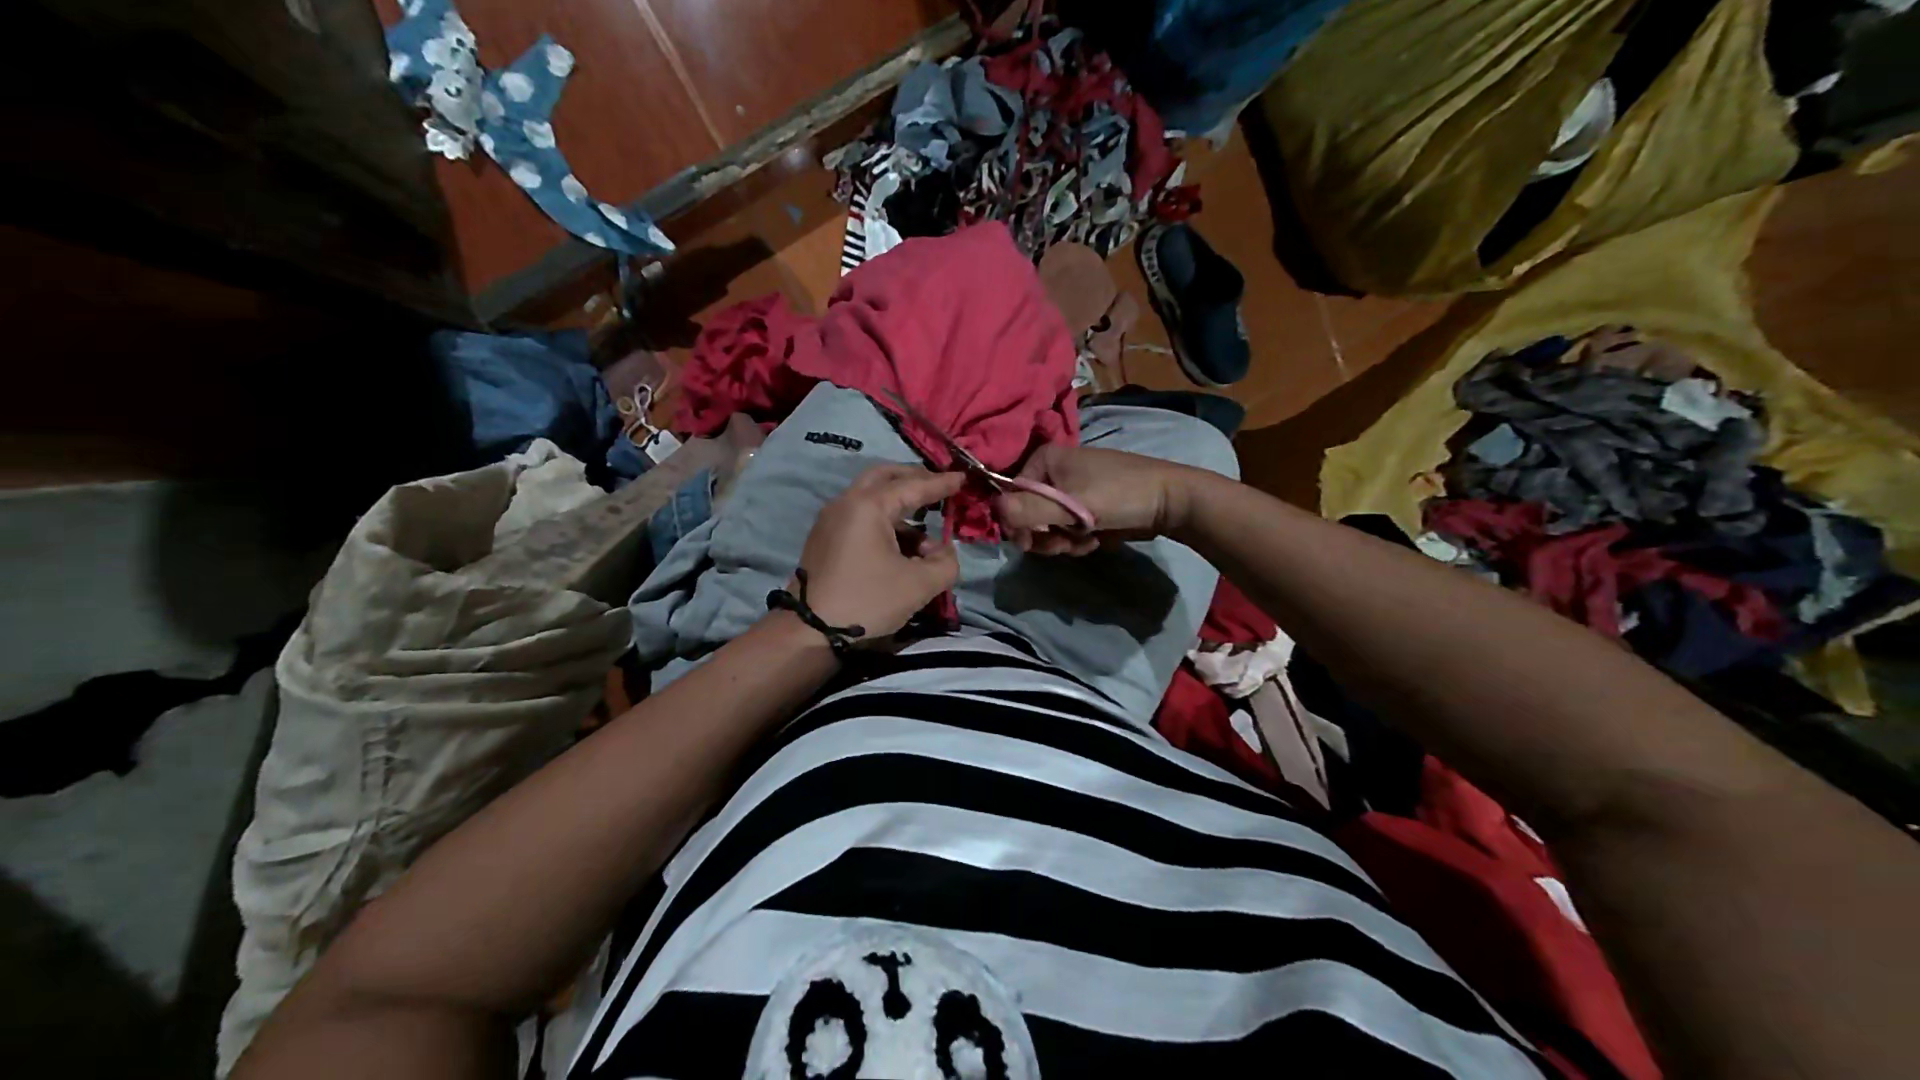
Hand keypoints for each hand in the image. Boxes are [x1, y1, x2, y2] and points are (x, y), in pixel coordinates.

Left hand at [794, 465, 966, 637]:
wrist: (810, 632)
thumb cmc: (868, 601)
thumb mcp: (919, 584)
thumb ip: (945, 562)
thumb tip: (945, 551)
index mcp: (868, 506)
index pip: (913, 486)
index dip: (941, 483)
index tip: (963, 478)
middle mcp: (846, 503)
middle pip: (884, 477)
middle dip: (914, 479)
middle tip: (939, 487)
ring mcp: (830, 520)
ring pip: (870, 498)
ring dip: (900, 506)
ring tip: (925, 536)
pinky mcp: (824, 539)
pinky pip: (860, 517)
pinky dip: (883, 521)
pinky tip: (901, 546)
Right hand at [994, 445, 1199, 555]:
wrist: (1171, 502)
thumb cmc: (1120, 495)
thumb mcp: (1072, 506)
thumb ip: (1030, 511)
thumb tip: (992, 510)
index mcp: (1045, 459)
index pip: (1010, 496)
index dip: (1018, 523)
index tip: (1032, 543)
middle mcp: (1053, 472)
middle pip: (1028, 514)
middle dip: (1045, 536)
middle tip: (1065, 543)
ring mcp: (1070, 490)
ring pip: (1047, 527)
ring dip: (1062, 541)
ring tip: (1085, 541)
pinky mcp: (1085, 507)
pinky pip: (1066, 529)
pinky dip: (1077, 540)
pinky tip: (1096, 539)